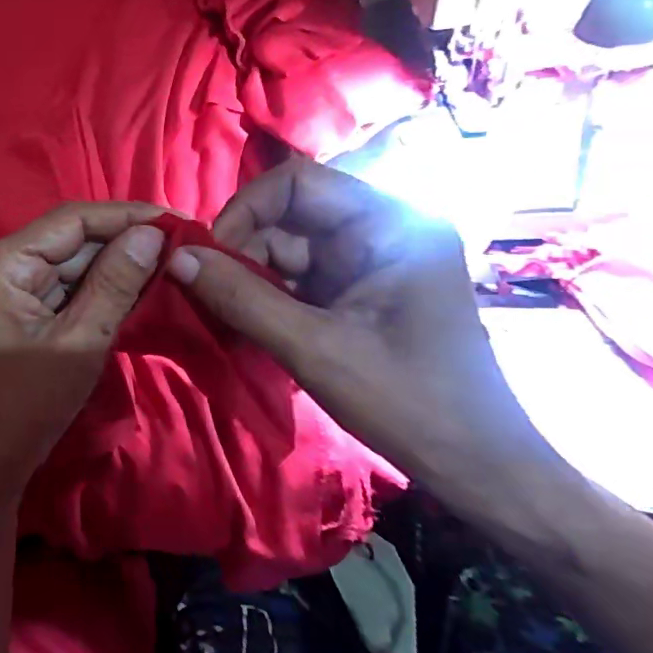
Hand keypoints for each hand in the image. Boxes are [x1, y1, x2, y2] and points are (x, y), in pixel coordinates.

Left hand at [0, 203, 166, 492]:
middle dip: (128, 239)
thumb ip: (115, 284)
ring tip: (177, 259)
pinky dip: (105, 285)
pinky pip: (70, 285)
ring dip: (121, 261)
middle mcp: (5, 261)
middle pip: (74, 237)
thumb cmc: (27, 403)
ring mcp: (14, 285)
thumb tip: (152, 233)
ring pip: (75, 260)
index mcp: (5, 260)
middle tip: (188, 243)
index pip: (72, 219)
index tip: (181, 220)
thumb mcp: (79, 342)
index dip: (127, 216)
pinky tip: (145, 284)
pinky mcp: (26, 307)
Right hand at [165, 157, 554, 501]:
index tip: (210, 253)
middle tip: (203, 287)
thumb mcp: (315, 349)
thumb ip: (240, 298)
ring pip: (281, 247)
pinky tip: (238, 319)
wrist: (479, 471)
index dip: (245, 208)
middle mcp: (378, 231)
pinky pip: (291, 276)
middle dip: (240, 248)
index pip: (298, 181)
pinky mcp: (353, 292)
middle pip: (284, 214)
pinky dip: (260, 294)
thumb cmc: (411, 403)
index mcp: (389, 225)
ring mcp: (365, 263)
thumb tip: (173, 258)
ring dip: (245, 275)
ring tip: (216, 309)